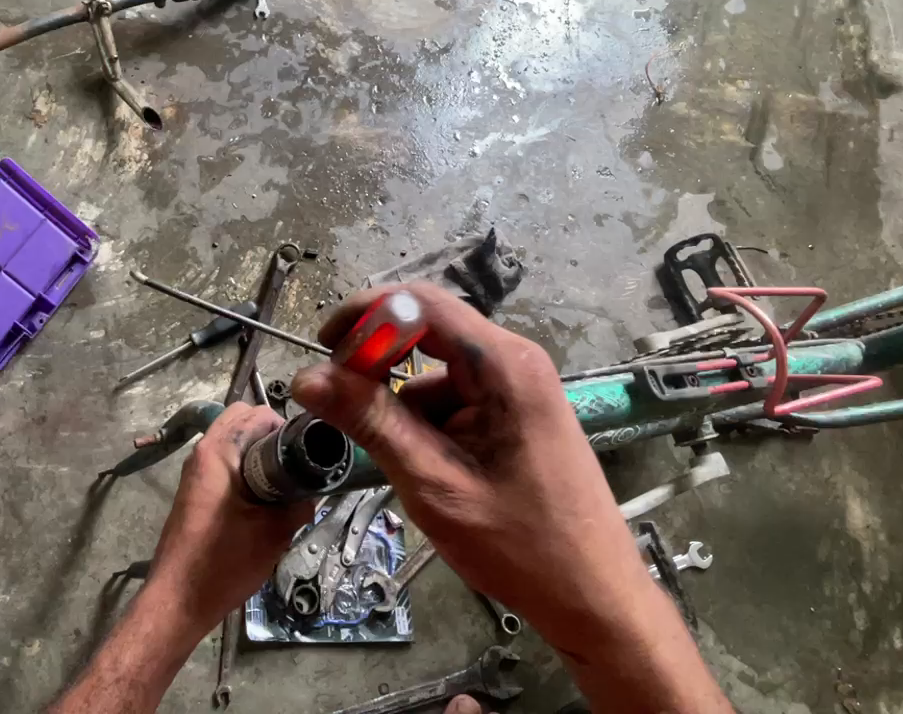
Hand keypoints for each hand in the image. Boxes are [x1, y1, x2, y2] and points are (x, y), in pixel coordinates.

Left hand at [144, 402, 314, 631]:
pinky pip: (225, 462)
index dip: (285, 425)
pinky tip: (264, 496)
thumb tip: (315, 491)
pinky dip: (245, 467)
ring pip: (232, 442)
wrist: (179, 600)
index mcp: (217, 452)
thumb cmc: (223, 562)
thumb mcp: (273, 534)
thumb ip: (299, 506)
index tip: (305, 449)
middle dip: (271, 434)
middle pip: (241, 420)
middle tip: (295, 462)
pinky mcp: (195, 489)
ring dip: (257, 451)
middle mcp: (202, 452)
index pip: (256, 413)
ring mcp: (195, 471)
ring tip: (284, 480)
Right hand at [289, 283, 654, 642]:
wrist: (595, 600)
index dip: (365, 313)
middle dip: (377, 357)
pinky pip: (454, 392)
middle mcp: (512, 359)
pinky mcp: (514, 410)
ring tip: (398, 458)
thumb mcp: (432, 481)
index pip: (420, 303)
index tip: (324, 347)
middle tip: (339, 395)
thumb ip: (370, 420)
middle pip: (427, 329)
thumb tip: (307, 377)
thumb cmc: (521, 545)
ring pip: (435, 367)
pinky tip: (427, 464)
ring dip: (402, 399)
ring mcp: (517, 384)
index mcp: (502, 363)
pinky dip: (425, 418)